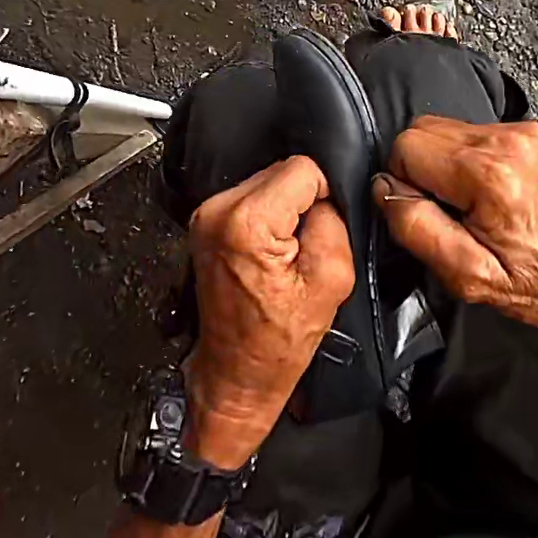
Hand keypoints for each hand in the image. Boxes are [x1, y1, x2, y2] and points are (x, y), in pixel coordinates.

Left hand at [185, 156, 353, 467]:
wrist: (238, 370)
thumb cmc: (276, 341)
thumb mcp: (333, 279)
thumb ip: (333, 220)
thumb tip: (325, 194)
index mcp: (247, 222)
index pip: (303, 167)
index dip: (324, 194)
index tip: (318, 228)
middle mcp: (217, 211)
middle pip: (282, 171)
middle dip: (301, 203)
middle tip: (300, 250)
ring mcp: (205, 216)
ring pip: (267, 182)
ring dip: (284, 211)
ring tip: (282, 256)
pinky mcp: (205, 223)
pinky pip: (252, 199)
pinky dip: (267, 218)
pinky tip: (268, 254)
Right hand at [373, 117, 537, 359]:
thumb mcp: (466, 275)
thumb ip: (415, 227)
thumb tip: (385, 191)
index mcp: (490, 175)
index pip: (405, 146)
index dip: (402, 182)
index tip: (426, 211)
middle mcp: (509, 141)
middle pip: (421, 129)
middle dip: (418, 169)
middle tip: (446, 209)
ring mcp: (524, 133)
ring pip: (444, 128)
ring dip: (442, 164)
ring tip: (470, 204)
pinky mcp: (532, 133)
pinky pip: (471, 132)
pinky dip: (465, 159)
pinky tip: (486, 193)